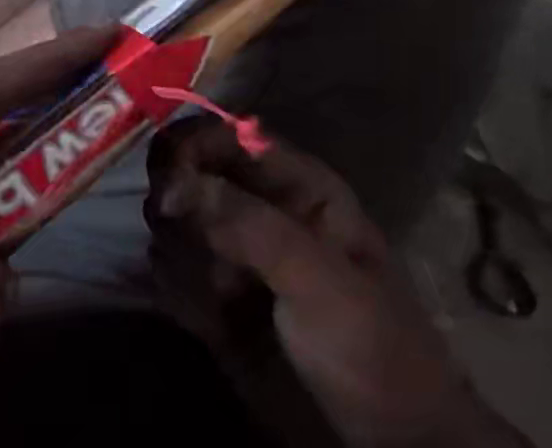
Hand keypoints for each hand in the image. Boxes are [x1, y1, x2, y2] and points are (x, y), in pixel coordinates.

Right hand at [146, 120, 526, 447]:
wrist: (389, 447)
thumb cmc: (376, 352)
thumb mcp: (326, 284)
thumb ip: (253, 227)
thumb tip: (174, 185)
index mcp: (293, 185)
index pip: (223, 135)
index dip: (189, 145)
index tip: (169, 181)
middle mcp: (253, 205)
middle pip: (181, 170)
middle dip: (178, 205)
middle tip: (193, 242)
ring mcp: (227, 248)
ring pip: (166, 219)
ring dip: (181, 255)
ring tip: (219, 294)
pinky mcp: (205, 289)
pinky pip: (162, 266)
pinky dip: (176, 289)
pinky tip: (209, 318)